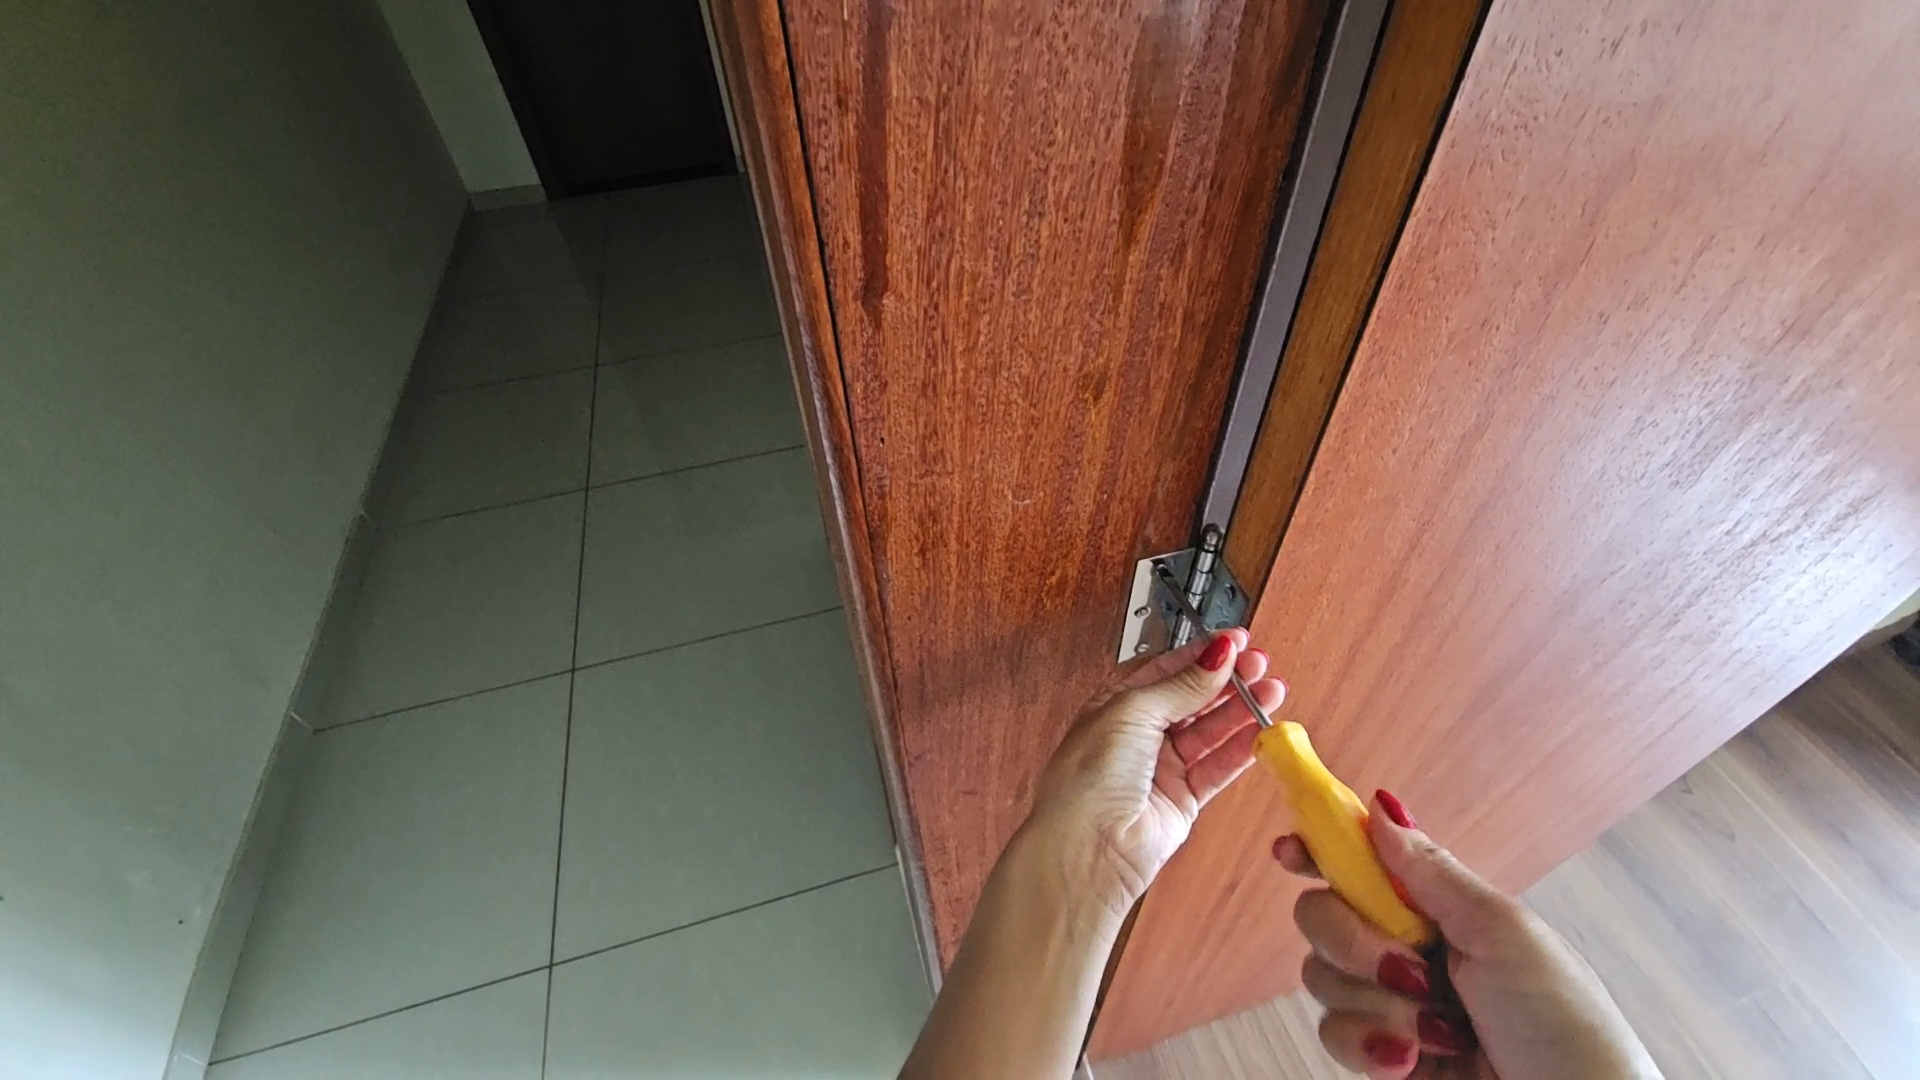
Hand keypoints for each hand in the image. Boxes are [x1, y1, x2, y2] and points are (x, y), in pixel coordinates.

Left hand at [1022, 629, 1286, 923]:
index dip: (1201, 654)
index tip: (1236, 641)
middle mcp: (1138, 733)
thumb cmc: (1089, 776)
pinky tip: (1262, 730)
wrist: (1088, 848)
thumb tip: (1215, 655)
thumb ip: (1180, 686)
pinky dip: (1241, 749)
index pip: (1166, 669)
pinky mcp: (1182, 799)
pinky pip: (1217, 767)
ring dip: (1241, 710)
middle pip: (1192, 698)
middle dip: (1227, 680)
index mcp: (1115, 704)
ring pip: (1210, 731)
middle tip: (1260, 664)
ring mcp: (1161, 766)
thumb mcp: (1132, 713)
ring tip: (1273, 691)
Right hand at [1275, 793, 1660, 1078]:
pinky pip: (1330, 1031)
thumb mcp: (1505, 933)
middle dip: (1352, 939)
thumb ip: (1430, 870)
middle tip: (1408, 966)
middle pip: (1319, 912)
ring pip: (1320, 972)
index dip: (1314, 849)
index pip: (1353, 862)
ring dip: (1376, 1001)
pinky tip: (1412, 1059)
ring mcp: (1385, 1000)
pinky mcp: (1377, 1054)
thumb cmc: (1567, 1028)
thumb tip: (1379, 804)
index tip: (1290, 852)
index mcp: (1430, 907)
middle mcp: (1398, 946)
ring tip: (1439, 1030)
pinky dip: (1369, 1044)